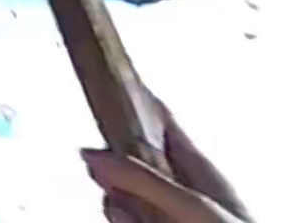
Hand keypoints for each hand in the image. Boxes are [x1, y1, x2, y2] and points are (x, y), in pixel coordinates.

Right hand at [83, 101, 250, 222]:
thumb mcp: (193, 208)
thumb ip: (138, 177)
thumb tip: (87, 152)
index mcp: (196, 165)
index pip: (154, 111)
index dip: (125, 90)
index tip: (94, 75)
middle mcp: (179, 182)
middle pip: (123, 150)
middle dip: (107, 163)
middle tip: (105, 177)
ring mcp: (170, 210)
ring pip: (118, 186)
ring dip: (115, 200)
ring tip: (131, 218)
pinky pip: (123, 214)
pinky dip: (121, 219)